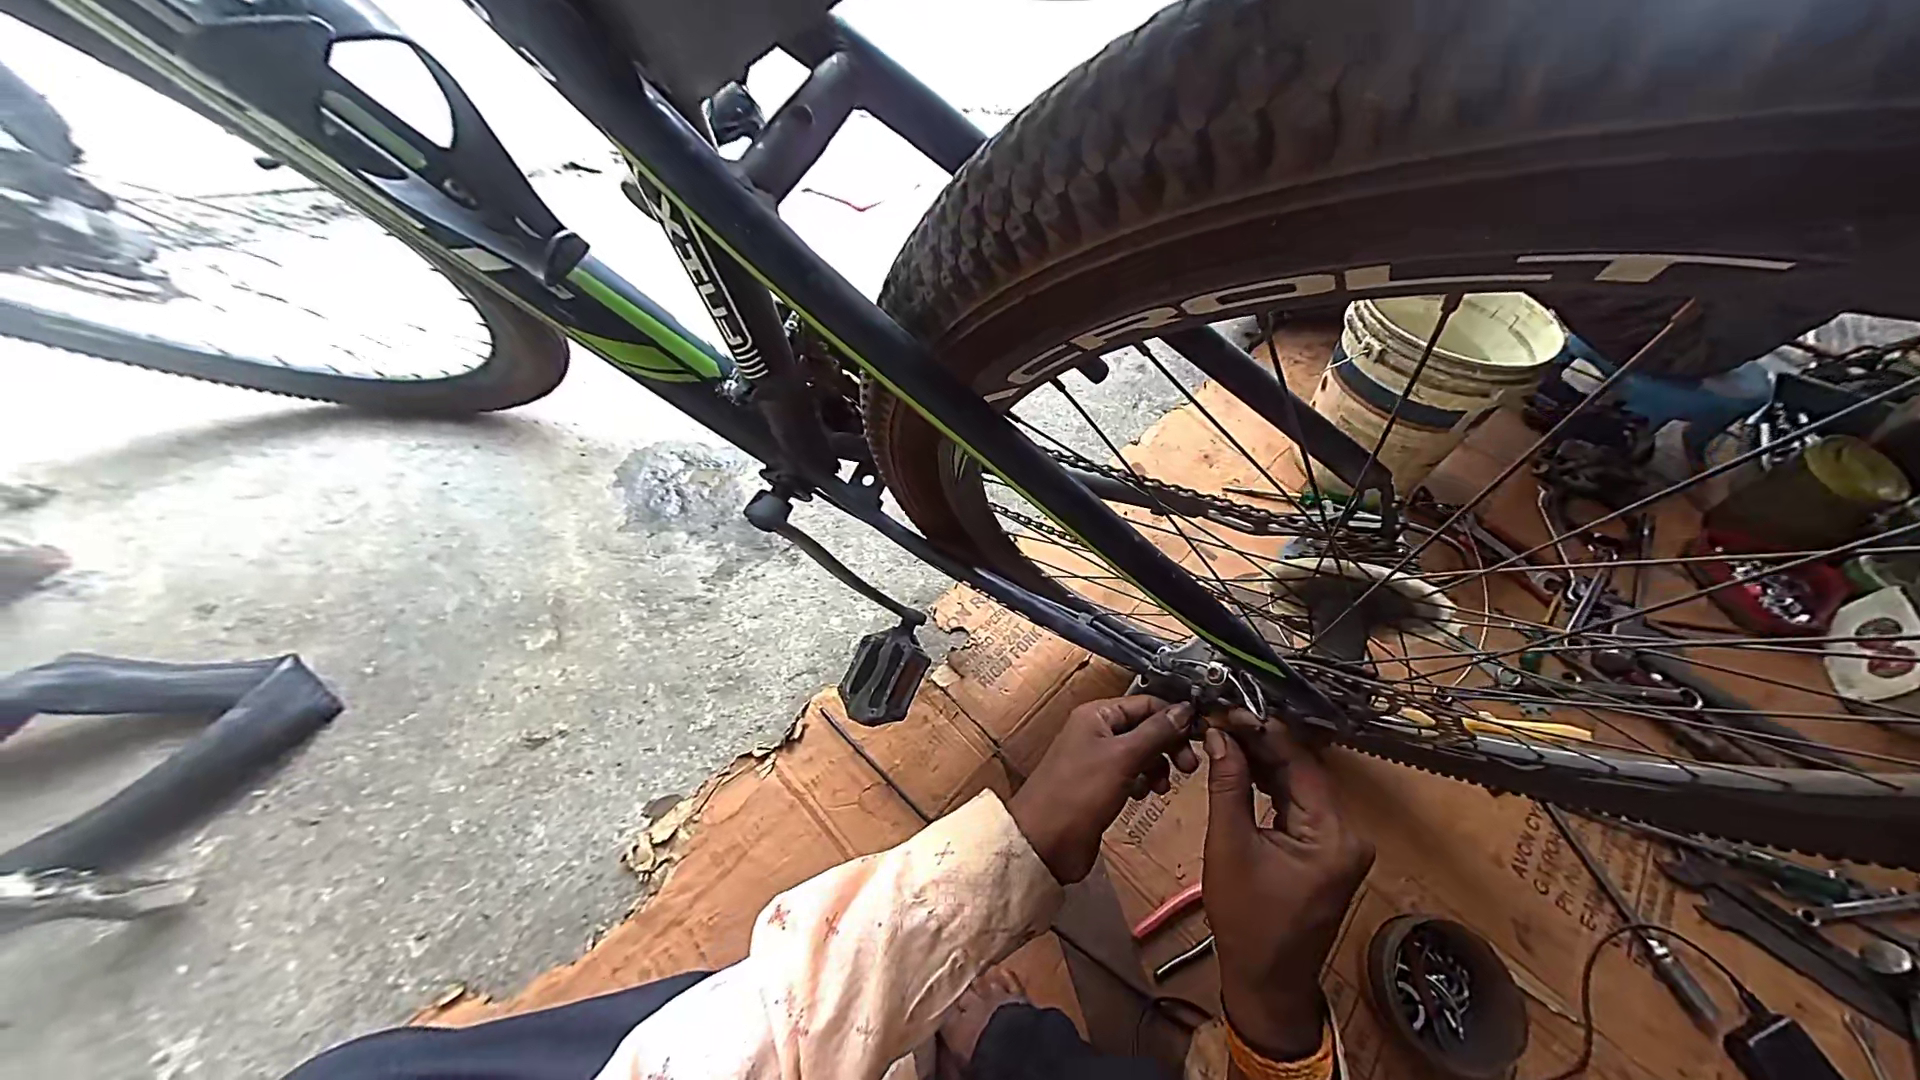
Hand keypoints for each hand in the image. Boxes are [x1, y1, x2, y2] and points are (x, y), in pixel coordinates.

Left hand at [1007, 695, 1197, 883]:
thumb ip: (1156, 732)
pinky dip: (1142, 780)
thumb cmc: (1077, 793)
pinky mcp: (1100, 783)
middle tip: (1187, 766)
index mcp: (1096, 715)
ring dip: (1157, 766)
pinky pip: (1131, 773)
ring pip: (1140, 752)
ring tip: (1161, 786)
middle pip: (1145, 728)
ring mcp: (1097, 758)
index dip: (1173, 717)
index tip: (1200, 736)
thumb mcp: (1122, 757)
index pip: (1145, 704)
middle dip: (1168, 745)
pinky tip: (1142, 794)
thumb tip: (1185, 710)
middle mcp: (1096, 731)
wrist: (1046, 840)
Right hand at [1202, 709, 1373, 1060]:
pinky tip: (1239, 765)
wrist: (1266, 979)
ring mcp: (1337, 842)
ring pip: (1296, 783)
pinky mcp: (1322, 848)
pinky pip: (1293, 802)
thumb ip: (1228, 784)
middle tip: (1218, 719)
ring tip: (1222, 735)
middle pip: (1300, 770)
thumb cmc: (1247, 919)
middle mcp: (1346, 833)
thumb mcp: (1230, 844)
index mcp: (1333, 834)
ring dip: (1260, 760)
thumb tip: (1219, 735)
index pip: (1299, 762)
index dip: (1261, 731)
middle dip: (1258, 743)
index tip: (1227, 710)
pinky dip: (1266, 783)